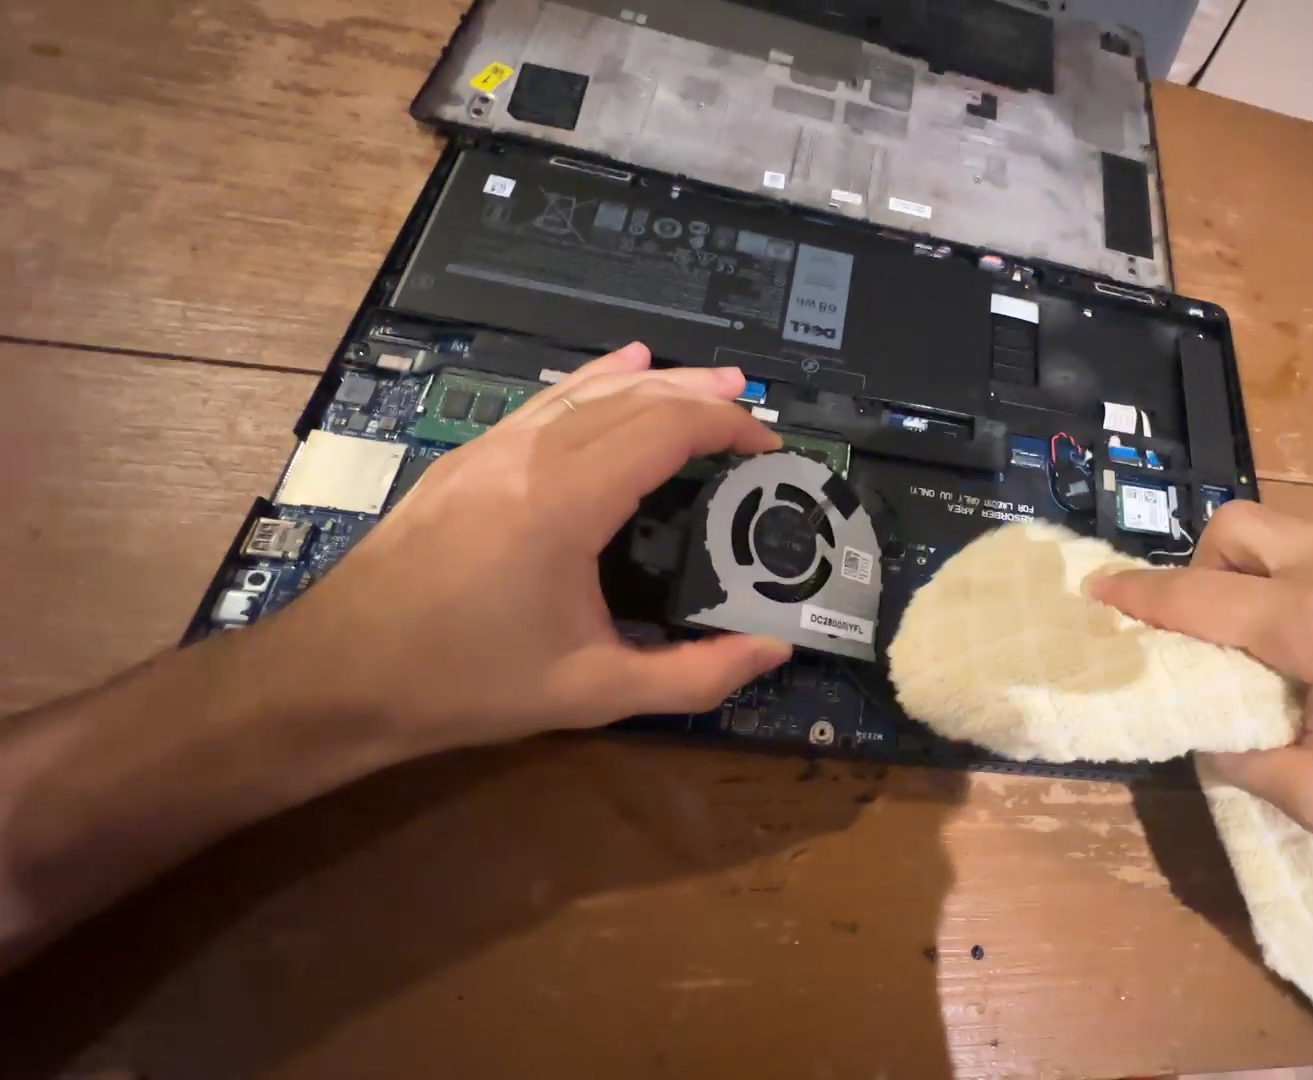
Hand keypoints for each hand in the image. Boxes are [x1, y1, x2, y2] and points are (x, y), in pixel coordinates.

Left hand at [258, 343, 791, 757]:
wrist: (331, 678)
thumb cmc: (466, 682)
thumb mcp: (594, 693)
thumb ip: (696, 676)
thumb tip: (774, 651)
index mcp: (564, 502)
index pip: (665, 429)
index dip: (727, 426)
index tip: (769, 446)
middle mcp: (529, 456)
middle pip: (636, 398)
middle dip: (705, 396)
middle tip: (756, 413)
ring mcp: (493, 448)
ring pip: (593, 389)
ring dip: (661, 381)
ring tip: (715, 382)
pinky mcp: (472, 457)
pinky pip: (551, 399)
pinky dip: (599, 377)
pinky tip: (624, 365)